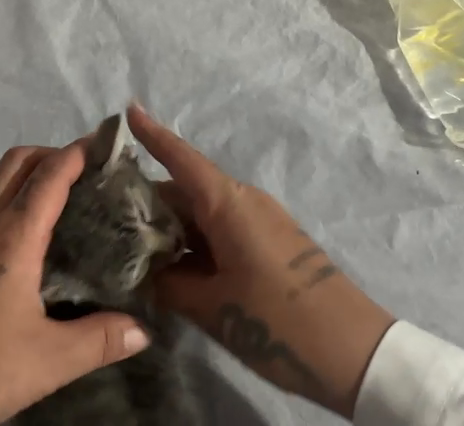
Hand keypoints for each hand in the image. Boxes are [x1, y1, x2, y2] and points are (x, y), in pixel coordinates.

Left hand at [0, 144, 152, 423]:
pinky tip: (6, 216)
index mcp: (14, 236)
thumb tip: (142, 331)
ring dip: (17, 168)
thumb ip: (101, 339)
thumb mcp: (52, 358)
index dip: (74, 154)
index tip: (99, 142)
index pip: (49, 178)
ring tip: (43, 187)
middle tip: (78, 168)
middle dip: (48, 154)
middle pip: (16, 163)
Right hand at [128, 106, 395, 417]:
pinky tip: (174, 267)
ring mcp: (260, 220)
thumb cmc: (279, 322)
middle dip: (147, 201)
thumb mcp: (212, 308)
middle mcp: (243, 200)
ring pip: (202, 211)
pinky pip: (222, 229)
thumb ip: (168, 283)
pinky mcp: (271, 242)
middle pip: (185, 188)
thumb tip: (139, 268)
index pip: (180, 157)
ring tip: (132, 247)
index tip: (127, 110)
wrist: (357, 353)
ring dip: (172, 227)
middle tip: (107, 217)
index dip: (152, 134)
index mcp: (227, 203)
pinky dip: (195, 240)